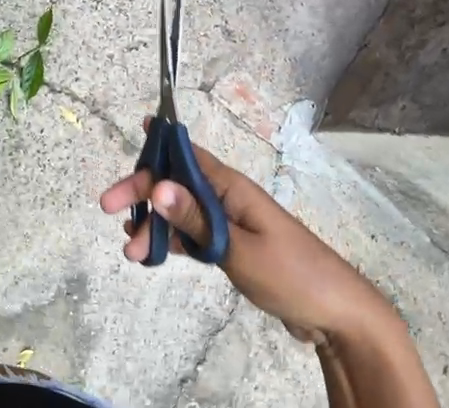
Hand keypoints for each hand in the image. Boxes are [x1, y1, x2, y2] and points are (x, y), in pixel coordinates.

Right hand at [99, 127, 396, 343]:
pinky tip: (152, 255)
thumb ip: (196, 219)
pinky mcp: (233, 247)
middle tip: (109, 210)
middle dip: (142, 194)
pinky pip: (193, 235)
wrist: (339, 317)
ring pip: (181, 213)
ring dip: (154, 226)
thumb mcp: (239, 250)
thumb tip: (157, 185)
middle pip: (176, 185)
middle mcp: (227, 198)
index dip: (159, 145)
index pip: (187, 156)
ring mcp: (231, 223)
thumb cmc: (292, 275)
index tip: (136, 131)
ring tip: (131, 250)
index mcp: (231, 188)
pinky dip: (172, 242)